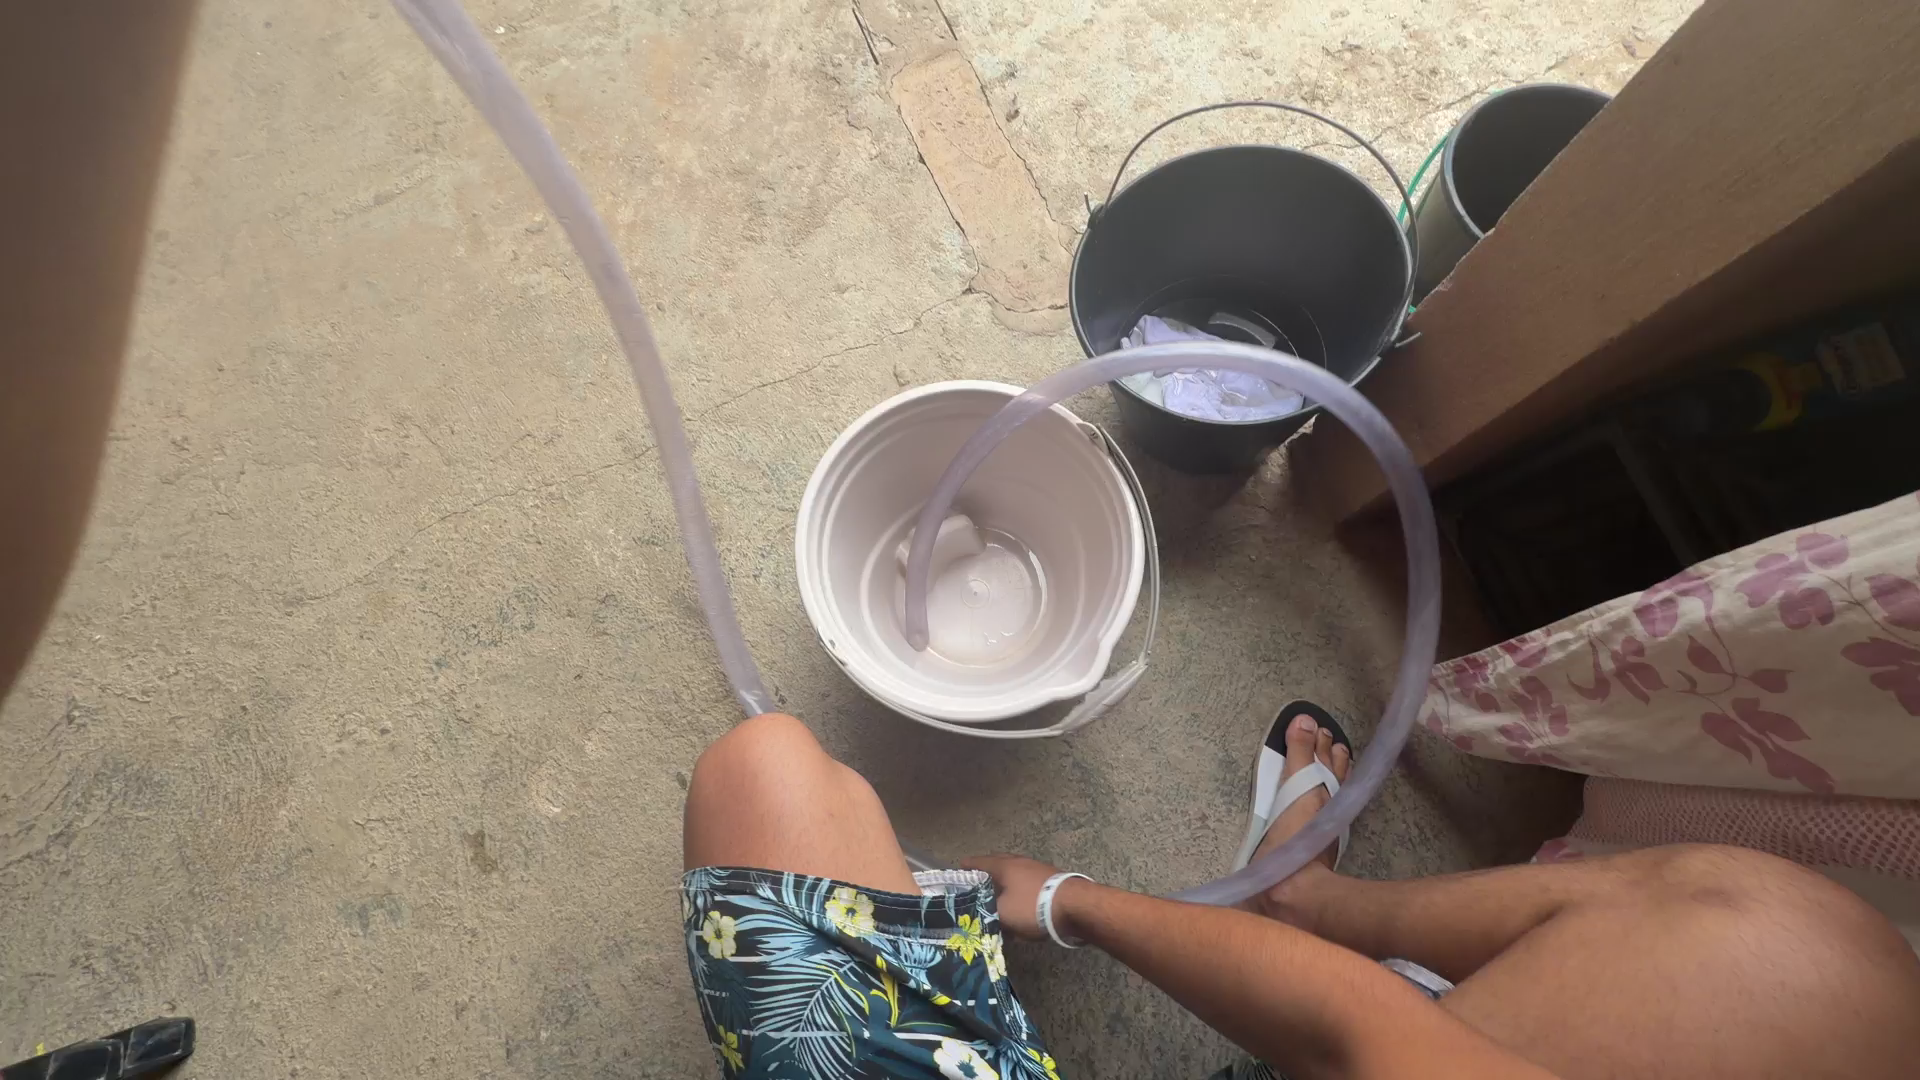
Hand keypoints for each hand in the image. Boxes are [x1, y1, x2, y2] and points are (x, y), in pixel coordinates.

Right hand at [959, 853, 1060, 940]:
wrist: (1073, 905)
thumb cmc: (1032, 906)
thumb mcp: (1003, 914)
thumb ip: (987, 913)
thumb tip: (979, 913)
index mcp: (1004, 866)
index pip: (980, 862)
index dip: (968, 866)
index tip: (958, 870)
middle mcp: (1019, 862)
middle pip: (997, 865)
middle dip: (986, 873)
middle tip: (976, 883)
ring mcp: (1036, 869)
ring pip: (1013, 874)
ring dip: (1004, 883)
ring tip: (997, 896)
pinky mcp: (1049, 880)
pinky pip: (1026, 883)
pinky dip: (1018, 891)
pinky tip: (1019, 904)